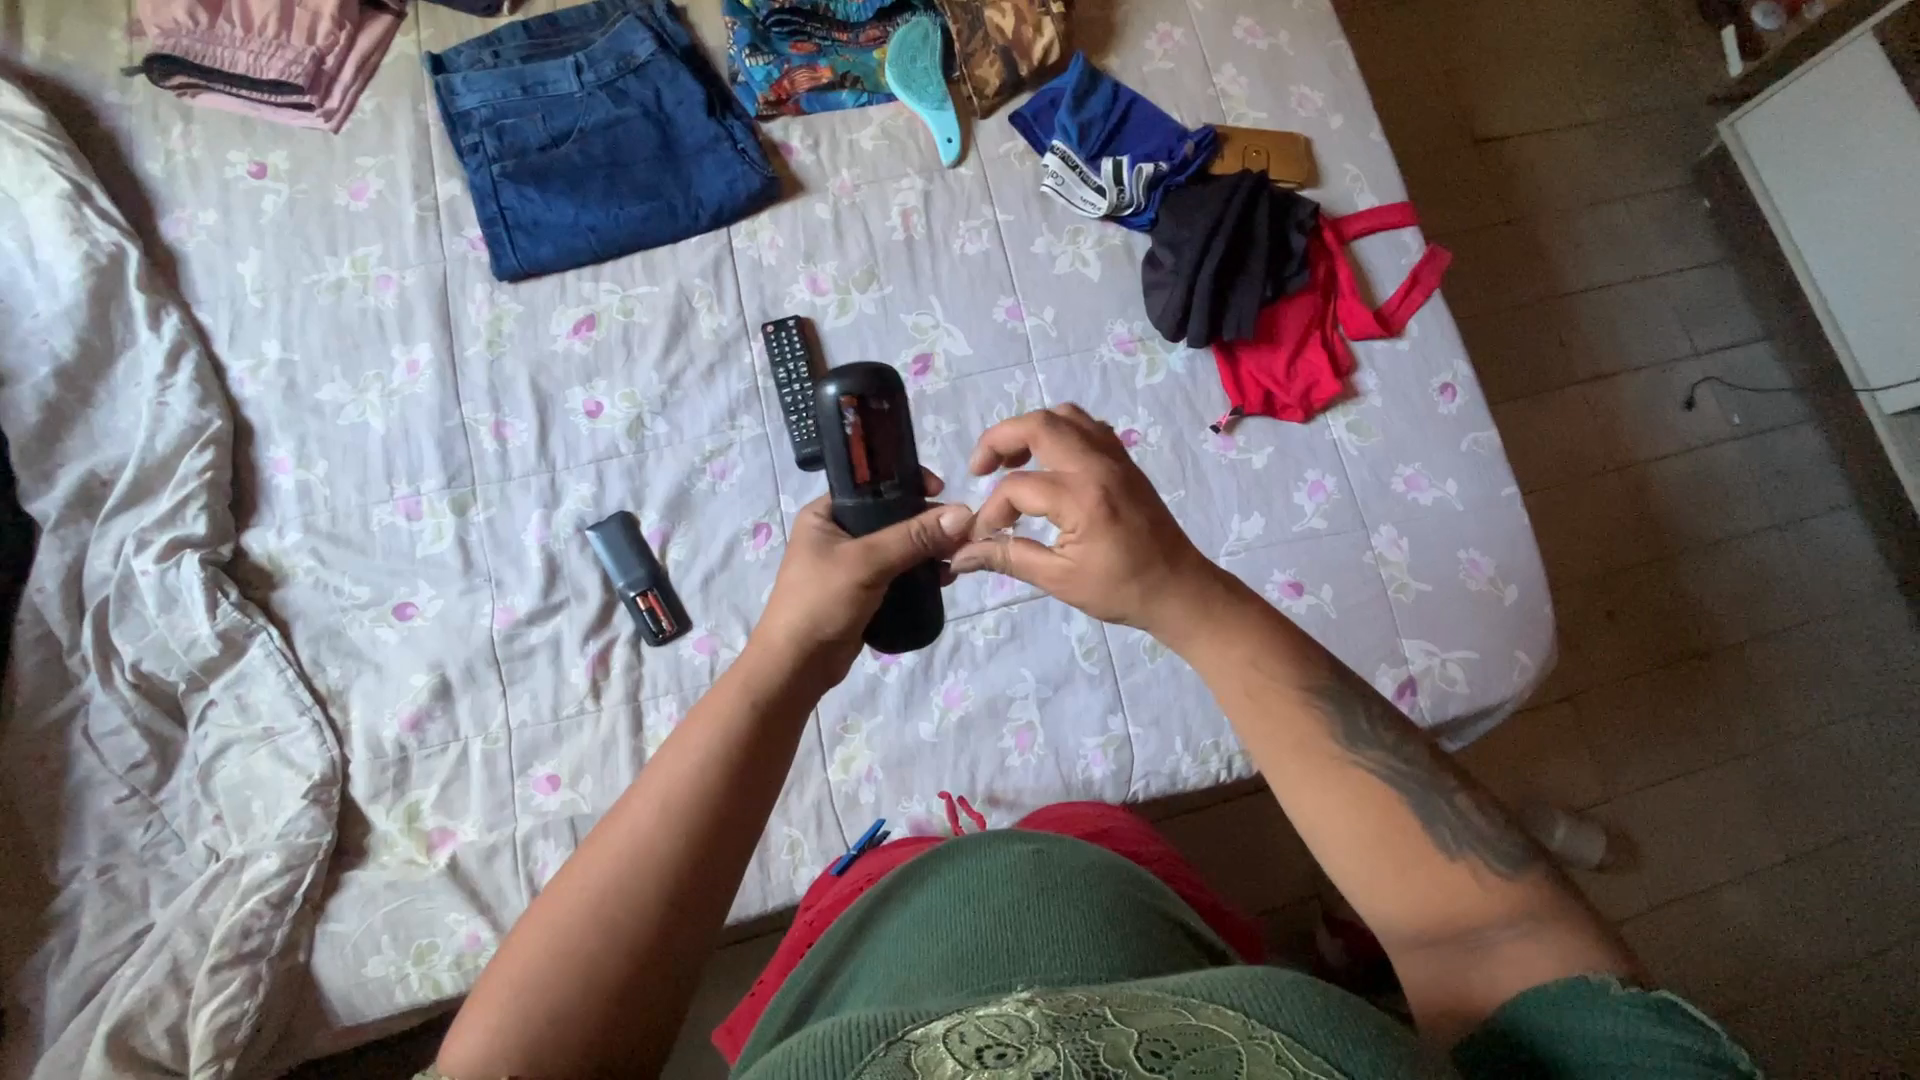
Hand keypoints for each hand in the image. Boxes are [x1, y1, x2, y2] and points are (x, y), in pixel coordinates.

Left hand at [746, 470, 971, 690]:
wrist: (797, 667)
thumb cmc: (820, 603)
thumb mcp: (867, 563)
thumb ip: (913, 537)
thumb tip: (963, 514)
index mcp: (825, 513)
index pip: (872, 484)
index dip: (908, 483)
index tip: (942, 491)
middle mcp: (839, 533)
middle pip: (893, 515)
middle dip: (927, 522)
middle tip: (961, 532)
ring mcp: (853, 564)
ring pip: (901, 546)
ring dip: (929, 550)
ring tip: (957, 557)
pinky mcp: (866, 591)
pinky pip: (901, 572)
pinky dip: (922, 573)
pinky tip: (945, 577)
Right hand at [950, 404, 1228, 636]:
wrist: (1179, 588)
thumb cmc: (1120, 589)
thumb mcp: (1059, 579)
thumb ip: (1008, 557)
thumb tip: (960, 555)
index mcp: (1082, 497)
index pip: (1016, 486)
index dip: (990, 512)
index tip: (983, 537)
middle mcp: (1098, 465)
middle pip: (1038, 425)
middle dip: (999, 440)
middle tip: (979, 469)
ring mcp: (1115, 457)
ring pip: (1064, 416)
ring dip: (1029, 429)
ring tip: (1010, 460)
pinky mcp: (1124, 460)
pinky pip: (1087, 426)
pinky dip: (1059, 432)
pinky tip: (1048, 462)